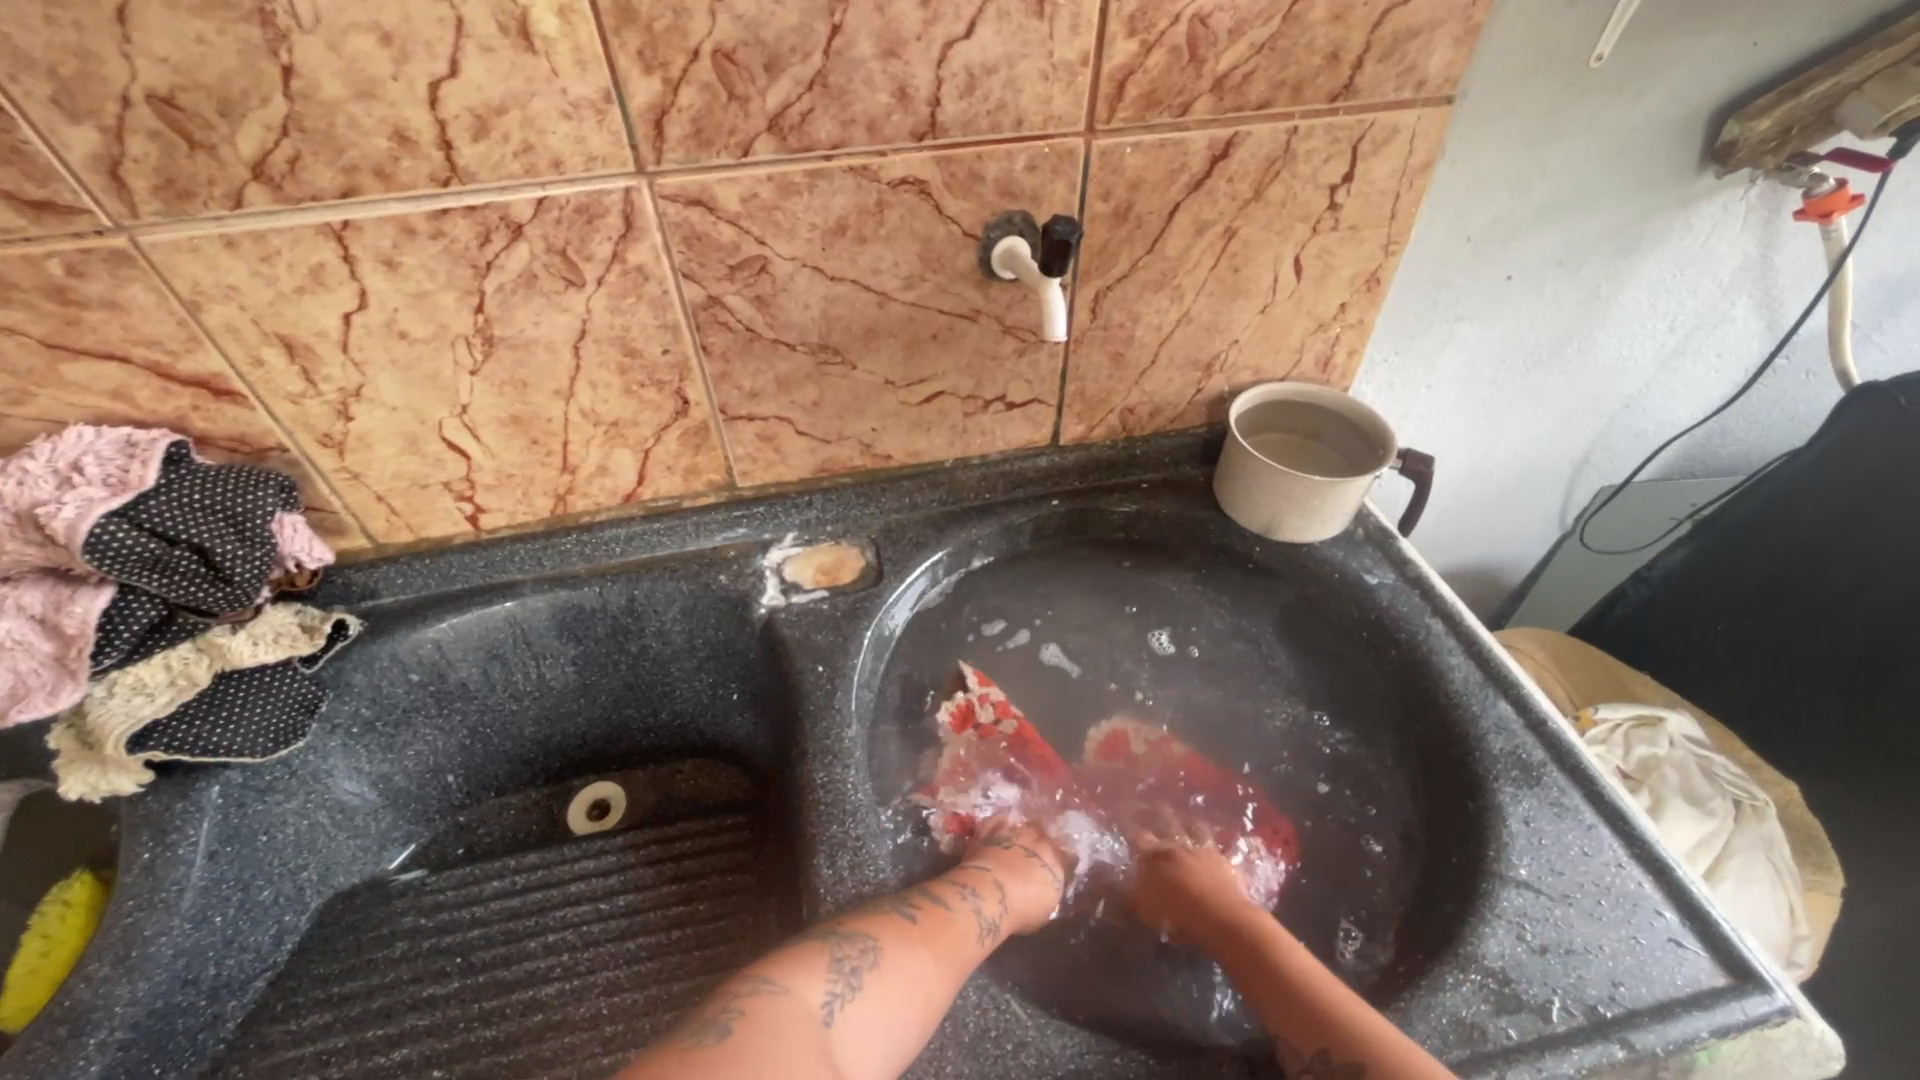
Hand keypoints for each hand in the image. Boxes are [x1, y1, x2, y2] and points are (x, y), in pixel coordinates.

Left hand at [963, 821, 1066, 935]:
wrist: (988, 895)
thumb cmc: (1021, 910)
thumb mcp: (1045, 910)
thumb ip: (1049, 892)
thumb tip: (1045, 889)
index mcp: (1056, 861)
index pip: (1065, 855)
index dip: (1059, 861)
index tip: (1054, 868)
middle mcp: (1038, 841)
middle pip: (1044, 836)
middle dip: (1040, 843)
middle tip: (1033, 854)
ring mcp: (1014, 832)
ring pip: (1022, 826)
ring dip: (1020, 833)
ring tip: (1014, 841)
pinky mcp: (990, 830)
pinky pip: (997, 822)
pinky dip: (998, 826)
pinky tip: (996, 831)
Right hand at [1123, 808, 1259, 945]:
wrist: (1221, 918)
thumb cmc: (1176, 916)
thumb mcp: (1144, 908)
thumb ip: (1129, 891)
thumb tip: (1117, 879)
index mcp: (1154, 856)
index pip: (1136, 835)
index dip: (1127, 823)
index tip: (1120, 813)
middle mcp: (1177, 846)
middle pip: (1166, 822)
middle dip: (1157, 812)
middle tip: (1151, 805)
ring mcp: (1203, 851)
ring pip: (1195, 828)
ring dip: (1189, 822)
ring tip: (1186, 818)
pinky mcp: (1224, 861)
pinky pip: (1220, 846)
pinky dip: (1216, 843)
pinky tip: (1218, 842)